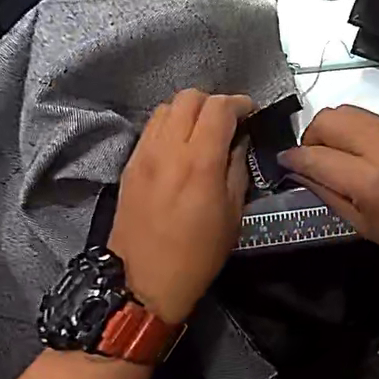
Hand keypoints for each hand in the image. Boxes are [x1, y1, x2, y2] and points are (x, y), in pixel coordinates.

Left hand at [108, 89, 253, 323]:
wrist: (143, 280)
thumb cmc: (197, 255)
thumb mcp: (233, 214)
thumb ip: (236, 168)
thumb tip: (238, 140)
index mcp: (198, 162)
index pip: (218, 108)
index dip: (238, 103)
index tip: (249, 112)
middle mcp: (168, 149)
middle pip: (189, 97)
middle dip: (213, 102)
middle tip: (227, 121)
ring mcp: (144, 154)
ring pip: (166, 107)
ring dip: (188, 110)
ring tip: (201, 130)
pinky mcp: (129, 164)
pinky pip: (150, 128)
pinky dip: (169, 125)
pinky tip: (179, 145)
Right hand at [278, 105, 378, 278]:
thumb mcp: (364, 226)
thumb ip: (326, 194)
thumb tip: (298, 171)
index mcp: (370, 181)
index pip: (314, 155)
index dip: (292, 159)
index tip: (284, 164)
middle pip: (326, 120)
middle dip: (310, 138)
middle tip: (312, 159)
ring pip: (344, 111)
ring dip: (329, 130)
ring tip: (334, 155)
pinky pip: (366, 116)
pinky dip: (352, 129)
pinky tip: (358, 152)